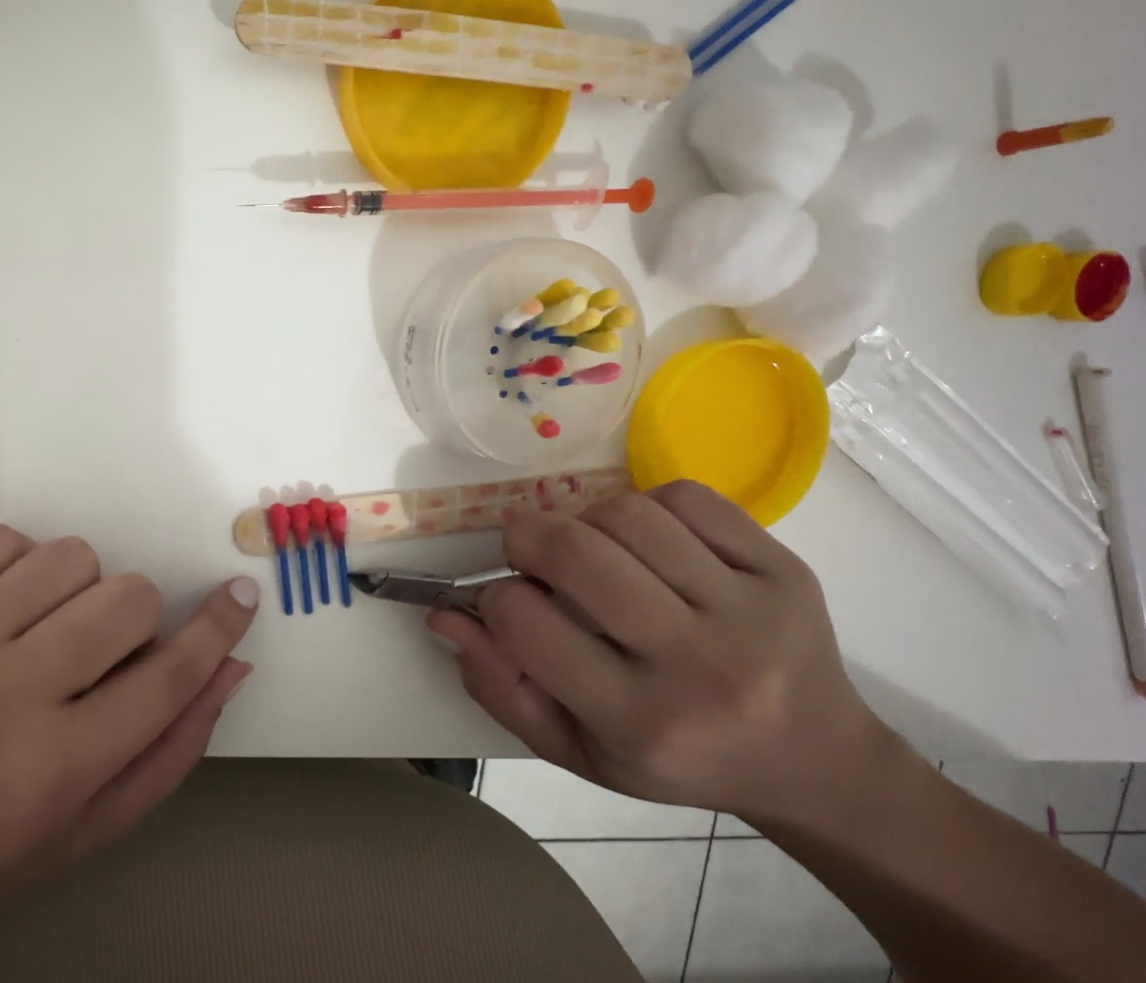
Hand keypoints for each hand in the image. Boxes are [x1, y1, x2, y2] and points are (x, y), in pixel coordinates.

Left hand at [0, 526, 256, 976]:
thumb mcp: (87, 829)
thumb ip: (169, 750)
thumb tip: (230, 668)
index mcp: (59, 765)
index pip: (170, 672)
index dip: (219, 628)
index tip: (240, 596)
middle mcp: (7, 694)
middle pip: (126, 599)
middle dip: (139, 619)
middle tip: (106, 655)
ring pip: (66, 558)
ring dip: (84, 587)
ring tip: (54, 628)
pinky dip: (23, 562)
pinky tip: (10, 605)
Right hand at [427, 481, 886, 822]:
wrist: (813, 760)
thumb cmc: (675, 760)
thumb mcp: (575, 749)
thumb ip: (500, 687)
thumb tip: (445, 614)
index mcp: (638, 720)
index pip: (525, 622)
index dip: (494, 598)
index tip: (506, 604)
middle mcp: (698, 664)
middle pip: (576, 553)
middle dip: (525, 536)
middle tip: (527, 551)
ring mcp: (750, 610)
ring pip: (627, 514)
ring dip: (585, 519)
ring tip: (591, 549)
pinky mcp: (785, 569)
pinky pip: (689, 497)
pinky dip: (646, 504)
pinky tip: (646, 540)